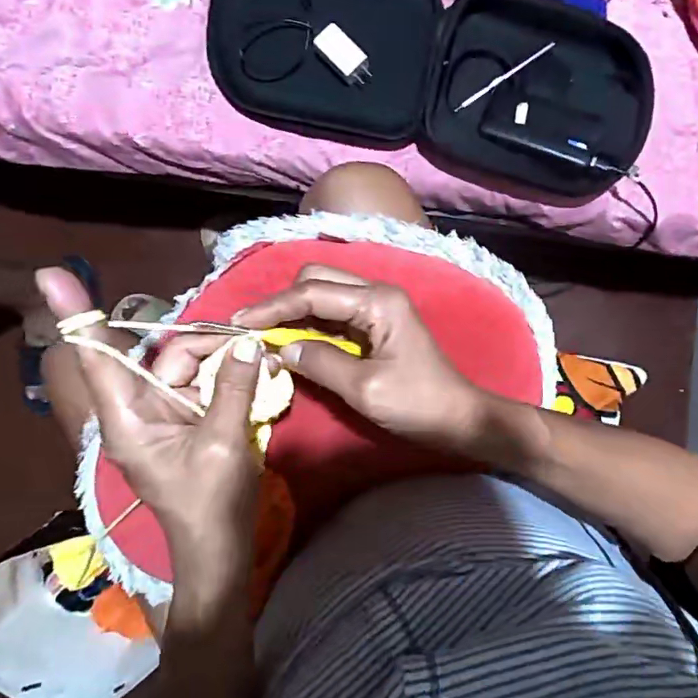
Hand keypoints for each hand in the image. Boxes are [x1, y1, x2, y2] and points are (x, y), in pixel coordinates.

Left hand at [37, 268, 263, 592]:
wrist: (219, 548)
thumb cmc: (210, 503)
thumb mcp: (223, 443)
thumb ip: (233, 389)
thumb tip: (247, 343)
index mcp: (128, 418)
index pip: (98, 357)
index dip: (78, 313)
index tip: (49, 273)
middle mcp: (138, 409)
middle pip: (163, 354)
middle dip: (205, 343)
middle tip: (249, 343)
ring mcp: (163, 414)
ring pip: (189, 364)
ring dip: (225, 359)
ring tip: (262, 361)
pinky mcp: (186, 420)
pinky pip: (204, 382)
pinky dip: (230, 375)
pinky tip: (259, 372)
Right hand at [229, 266, 495, 455]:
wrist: (458, 418)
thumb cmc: (417, 403)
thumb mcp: (364, 389)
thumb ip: (320, 363)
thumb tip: (281, 350)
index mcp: (377, 302)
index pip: (312, 292)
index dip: (272, 307)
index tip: (239, 324)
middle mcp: (377, 293)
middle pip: (316, 279)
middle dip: (282, 301)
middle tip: (253, 330)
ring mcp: (378, 307)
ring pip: (323, 293)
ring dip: (294, 311)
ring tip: (264, 336)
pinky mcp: (376, 324)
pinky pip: (334, 313)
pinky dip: (310, 323)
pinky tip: (292, 341)